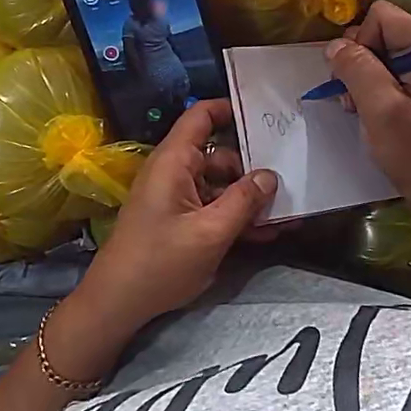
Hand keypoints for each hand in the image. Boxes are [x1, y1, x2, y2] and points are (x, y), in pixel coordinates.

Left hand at [71, 99, 278, 337]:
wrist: (118, 303)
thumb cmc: (161, 262)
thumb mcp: (210, 232)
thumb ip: (243, 201)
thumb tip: (270, 175)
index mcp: (175, 161)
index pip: (201, 116)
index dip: (231, 108)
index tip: (267, 116)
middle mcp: (175, 171)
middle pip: (220, 154)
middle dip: (254, 168)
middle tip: (292, 179)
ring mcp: (177, 196)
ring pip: (221, 184)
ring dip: (250, 198)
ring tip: (287, 213)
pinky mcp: (180, 219)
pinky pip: (213, 206)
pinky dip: (235, 215)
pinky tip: (266, 233)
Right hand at [324, 0, 410, 231]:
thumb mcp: (383, 112)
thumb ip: (358, 72)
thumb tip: (334, 46)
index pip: (383, 16)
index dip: (363, 41)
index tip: (360, 77)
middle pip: (374, 31)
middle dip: (356, 60)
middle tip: (355, 95)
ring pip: (369, 51)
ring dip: (355, 77)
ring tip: (358, 106)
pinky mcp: (405, 84)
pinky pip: (372, 70)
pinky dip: (360, 88)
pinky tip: (362, 110)